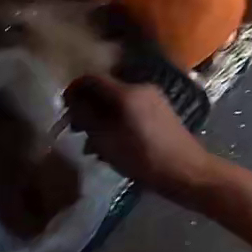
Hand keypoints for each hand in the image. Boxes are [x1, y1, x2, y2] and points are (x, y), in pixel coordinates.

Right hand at [65, 74, 214, 198]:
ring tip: (93, 143)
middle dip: (87, 107)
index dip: (73, 90)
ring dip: (102, 118)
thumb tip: (74, 104)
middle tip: (76, 128)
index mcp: (126, 92)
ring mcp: (153, 99)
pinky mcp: (161, 112)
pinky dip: (117, 122)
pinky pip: (131, 110)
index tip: (63, 107)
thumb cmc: (143, 158)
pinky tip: (113, 145)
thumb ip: (87, 118)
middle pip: (105, 90)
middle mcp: (140, 88)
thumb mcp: (107, 141)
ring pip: (117, 102)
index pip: (91, 78)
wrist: (188, 173)